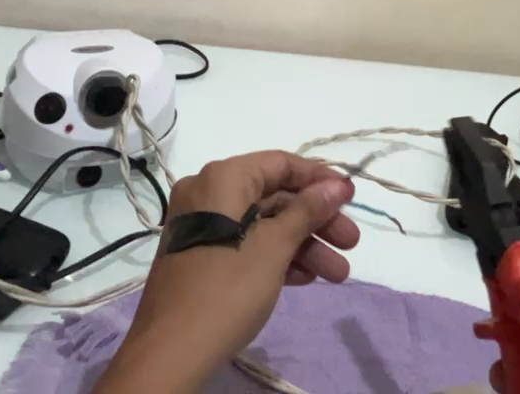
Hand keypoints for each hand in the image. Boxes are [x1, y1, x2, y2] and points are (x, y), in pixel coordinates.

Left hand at [94, 151, 360, 393]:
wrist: (168, 355)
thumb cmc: (227, 289)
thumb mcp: (275, 247)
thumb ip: (308, 210)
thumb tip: (338, 184)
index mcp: (223, 177)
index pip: (281, 163)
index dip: (319, 179)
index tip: (351, 198)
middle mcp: (209, 192)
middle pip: (274, 196)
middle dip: (316, 221)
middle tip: (351, 243)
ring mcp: (202, 225)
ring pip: (263, 224)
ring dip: (302, 245)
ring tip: (337, 274)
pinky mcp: (201, 255)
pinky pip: (246, 243)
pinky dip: (276, 256)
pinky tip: (306, 279)